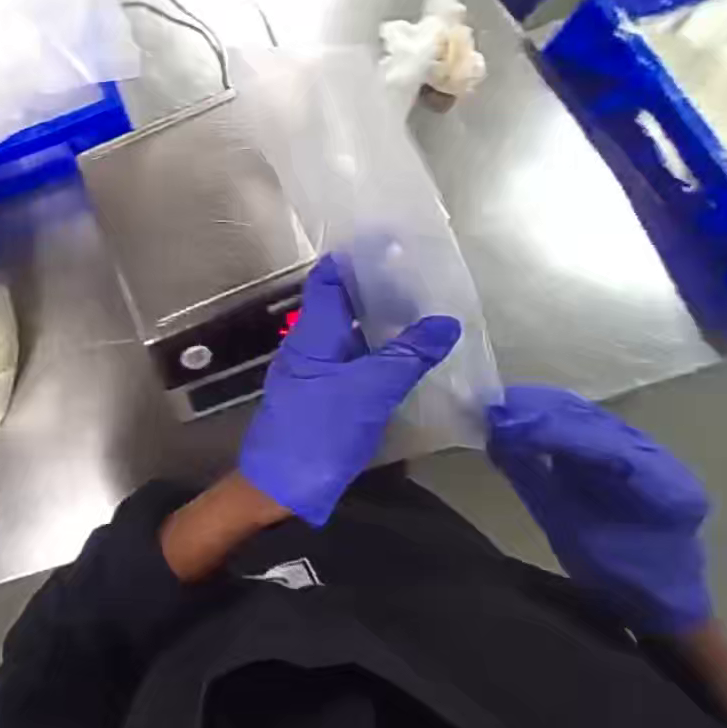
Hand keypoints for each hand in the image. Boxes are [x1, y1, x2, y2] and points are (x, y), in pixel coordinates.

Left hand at [240, 256, 461, 525]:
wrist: (281, 484)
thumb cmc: (319, 430)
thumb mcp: (369, 391)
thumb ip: (406, 356)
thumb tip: (445, 322)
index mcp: (312, 333)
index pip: (328, 280)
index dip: (353, 259)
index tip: (389, 243)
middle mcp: (308, 344)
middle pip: (340, 304)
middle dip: (375, 289)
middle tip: (420, 278)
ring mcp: (313, 370)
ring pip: (347, 333)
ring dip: (378, 322)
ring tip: (422, 312)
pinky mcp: (321, 394)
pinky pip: (350, 359)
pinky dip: (375, 350)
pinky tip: (404, 356)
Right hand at [486, 385, 711, 634]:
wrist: (650, 592)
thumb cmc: (613, 572)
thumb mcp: (568, 529)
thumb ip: (532, 479)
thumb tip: (493, 439)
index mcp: (664, 486)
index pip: (601, 443)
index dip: (547, 430)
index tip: (500, 425)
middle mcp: (659, 456)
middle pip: (591, 419)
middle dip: (536, 412)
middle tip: (488, 411)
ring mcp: (643, 447)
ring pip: (585, 413)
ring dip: (537, 408)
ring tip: (495, 411)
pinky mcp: (622, 444)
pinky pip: (580, 419)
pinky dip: (544, 415)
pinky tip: (515, 418)